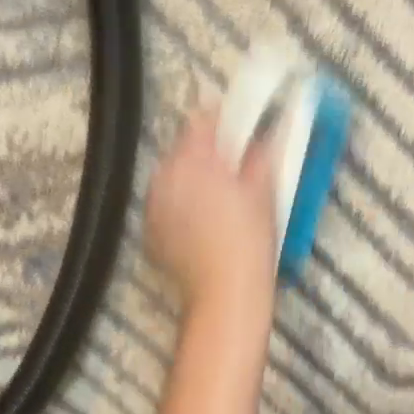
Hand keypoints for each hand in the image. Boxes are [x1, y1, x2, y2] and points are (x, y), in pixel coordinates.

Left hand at [146, 109, 275, 313]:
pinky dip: (180, 208)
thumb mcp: (264, 192)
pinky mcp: (149, 231)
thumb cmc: (250, 239)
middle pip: (184, 150)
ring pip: (173, 178)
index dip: (223, 120)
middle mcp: (165, 175)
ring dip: (191, 181)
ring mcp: (153, 204)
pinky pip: (165, 206)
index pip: (202, 120)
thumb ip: (261, 154)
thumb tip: (263, 134)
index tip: (239, 128)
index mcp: (194, 159)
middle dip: (206, 155)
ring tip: (218, 200)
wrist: (225, 293)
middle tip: (233, 170)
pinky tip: (202, 225)